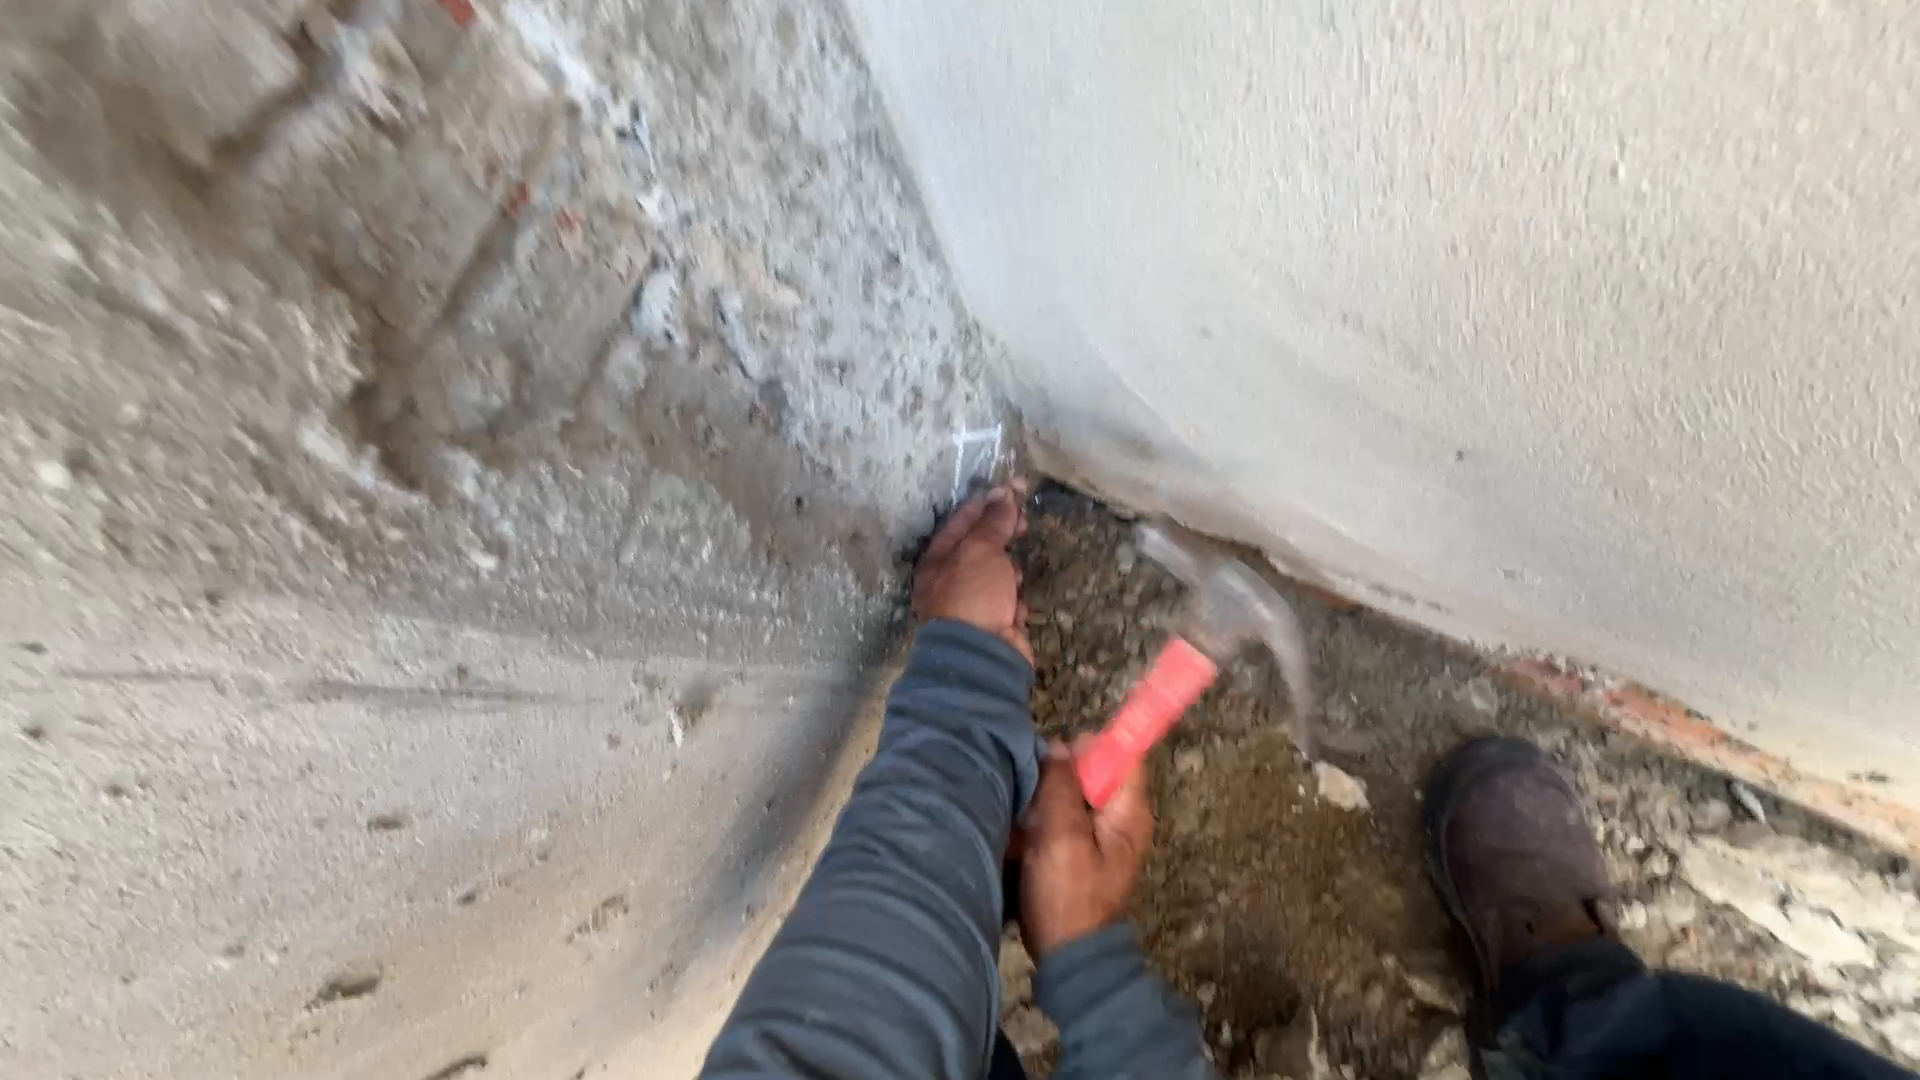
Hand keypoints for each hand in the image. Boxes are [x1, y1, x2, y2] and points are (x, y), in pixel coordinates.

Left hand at [912, 482, 1031, 662]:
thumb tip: (1005, 493)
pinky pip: (1008, 600)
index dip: (988, 501)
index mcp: (936, 560)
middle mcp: (949, 580)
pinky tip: (1015, 605)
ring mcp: (972, 603)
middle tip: (1025, 519)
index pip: (962, 520)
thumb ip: (993, 522)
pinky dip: (1014, 600)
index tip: (1015, 487)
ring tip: (1015, 574)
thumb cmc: (972, 595)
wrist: (980, 657)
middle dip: (1003, 532)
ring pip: (997, 573)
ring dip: (1010, 570)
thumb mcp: (980, 550)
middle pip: (980, 545)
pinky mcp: (994, 623)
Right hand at [1018, 743, 1154, 957]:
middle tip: (1034, 791)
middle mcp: (1119, 817)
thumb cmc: (1069, 896)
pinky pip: (1061, 816)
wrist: (1068, 958)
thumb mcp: (1062, 836)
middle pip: (1092, 771)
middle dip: (1059, 774)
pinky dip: (1042, 818)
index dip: (1091, 745)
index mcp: (1129, 811)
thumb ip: (1060, 786)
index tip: (1056, 753)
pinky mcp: (1079, 848)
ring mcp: (1099, 834)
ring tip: (1026, 816)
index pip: (1123, 754)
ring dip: (1045, 798)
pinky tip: (1023, 832)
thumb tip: (1058, 746)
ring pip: (1071, 792)